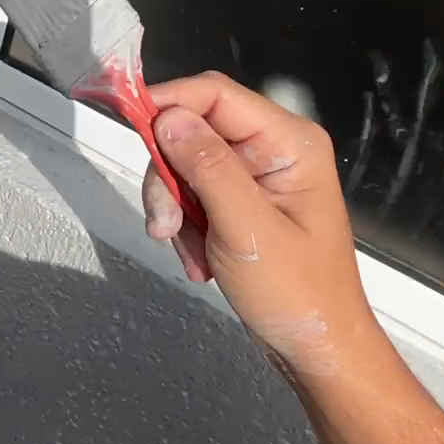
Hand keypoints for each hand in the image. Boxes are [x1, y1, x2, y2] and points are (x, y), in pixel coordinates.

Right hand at [140, 72, 385, 380]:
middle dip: (166, 175)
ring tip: (185, 246)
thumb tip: (169, 117)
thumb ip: (208, 167)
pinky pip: (186, 188)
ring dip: (171, 204)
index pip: (213, 94)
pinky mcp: (235, 195)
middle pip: (188, 129)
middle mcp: (269, 148)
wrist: (315, 349)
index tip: (128, 123)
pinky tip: (196, 253)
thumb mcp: (246, 229)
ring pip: (180, 161)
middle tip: (165, 221)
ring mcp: (251, 172)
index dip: (166, 102)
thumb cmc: (298, 295)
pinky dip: (180, 220)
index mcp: (287, 143)